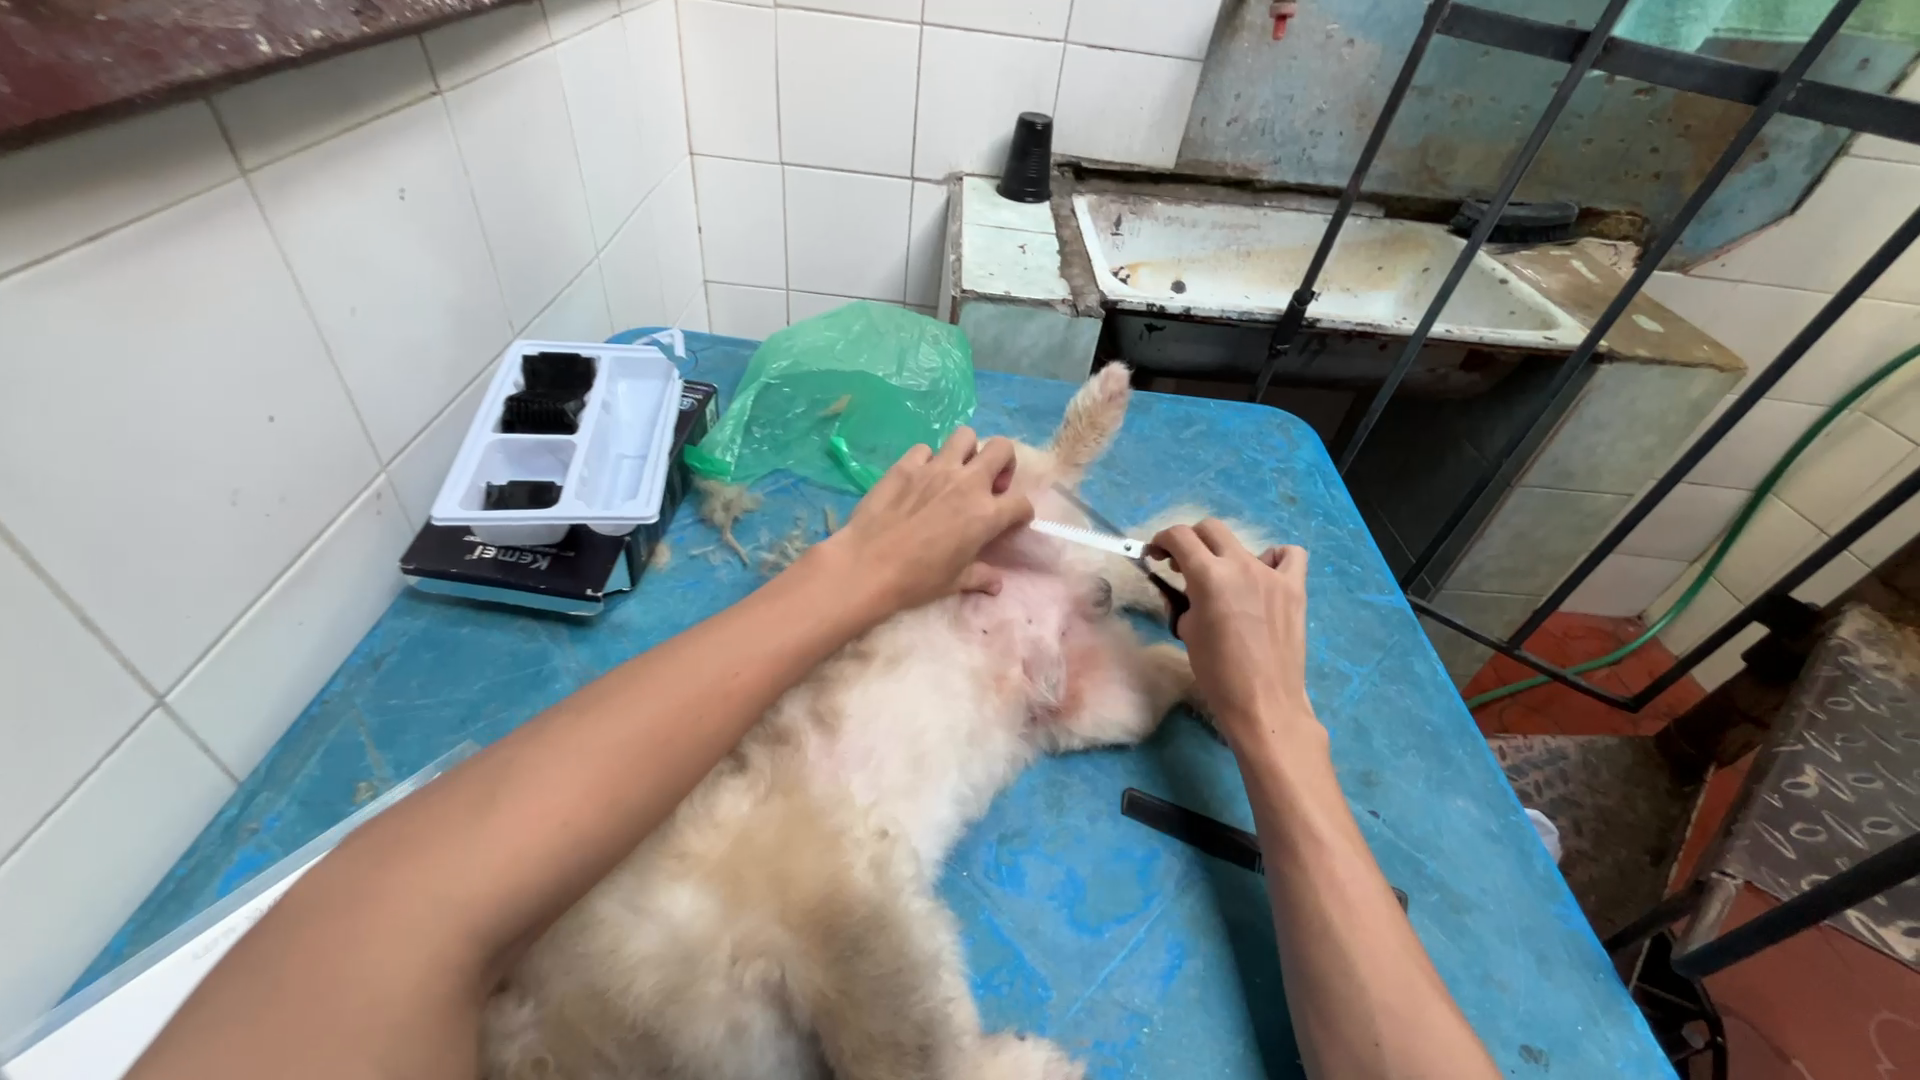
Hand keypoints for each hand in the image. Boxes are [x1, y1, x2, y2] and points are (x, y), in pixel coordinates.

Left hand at [829, 427, 1034, 611]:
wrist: (868, 565)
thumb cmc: (917, 580)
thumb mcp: (954, 583)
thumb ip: (980, 576)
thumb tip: (996, 584)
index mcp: (986, 515)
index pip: (1021, 502)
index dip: (1021, 513)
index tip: (1011, 521)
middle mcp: (967, 483)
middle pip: (1002, 449)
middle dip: (1003, 463)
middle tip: (989, 484)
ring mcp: (936, 469)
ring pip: (965, 435)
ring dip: (967, 451)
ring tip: (956, 473)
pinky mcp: (906, 465)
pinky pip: (924, 449)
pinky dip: (926, 460)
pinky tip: (918, 479)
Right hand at [1151, 522, 1317, 749]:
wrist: (1263, 702)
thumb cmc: (1217, 673)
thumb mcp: (1187, 632)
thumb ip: (1186, 601)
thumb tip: (1189, 591)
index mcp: (1208, 576)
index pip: (1179, 537)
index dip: (1162, 540)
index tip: (1156, 554)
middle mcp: (1240, 566)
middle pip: (1209, 529)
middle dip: (1190, 541)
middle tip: (1181, 566)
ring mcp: (1272, 574)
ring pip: (1244, 543)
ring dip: (1224, 554)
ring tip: (1223, 579)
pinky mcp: (1294, 588)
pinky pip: (1288, 556)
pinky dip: (1274, 558)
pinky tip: (1265, 576)